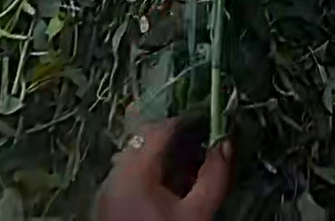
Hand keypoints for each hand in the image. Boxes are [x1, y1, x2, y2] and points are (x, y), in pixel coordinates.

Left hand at [96, 118, 232, 220]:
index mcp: (134, 170)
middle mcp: (114, 176)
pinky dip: (153, 177)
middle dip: (178, 140)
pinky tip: (173, 193)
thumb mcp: (197, 216)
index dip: (190, 122)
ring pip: (139, 159)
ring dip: (166, 159)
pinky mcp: (107, 212)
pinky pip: (131, 179)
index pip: (163, 127)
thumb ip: (214, 175)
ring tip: (193, 172)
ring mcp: (107, 195)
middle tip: (205, 147)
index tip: (213, 125)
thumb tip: (227, 141)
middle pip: (148, 140)